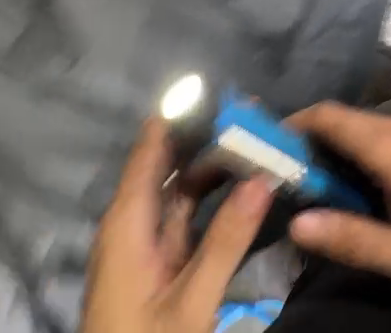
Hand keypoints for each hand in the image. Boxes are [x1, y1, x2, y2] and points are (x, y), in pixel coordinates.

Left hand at [82, 117, 275, 332]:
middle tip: (256, 115)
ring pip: (180, 191)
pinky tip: (244, 192)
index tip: (218, 88)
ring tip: (259, 145)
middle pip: (170, 164)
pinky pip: (186, 219)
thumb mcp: (189, 302)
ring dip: (216, 169)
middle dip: (209, 138)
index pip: (152, 148)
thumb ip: (226, 241)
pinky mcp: (158, 266)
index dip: (181, 114)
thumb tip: (263, 179)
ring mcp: (145, 245)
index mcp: (127, 220)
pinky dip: (214, 202)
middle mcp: (132, 222)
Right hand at [284, 102, 390, 302]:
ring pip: (362, 131)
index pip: (328, 117)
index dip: (290, 125)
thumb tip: (297, 223)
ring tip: (310, 192)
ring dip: (332, 154)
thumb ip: (352, 238)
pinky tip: (355, 193)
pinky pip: (381, 139)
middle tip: (278, 179)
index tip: (260, 147)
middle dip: (306, 144)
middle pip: (342, 122)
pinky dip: (356, 157)